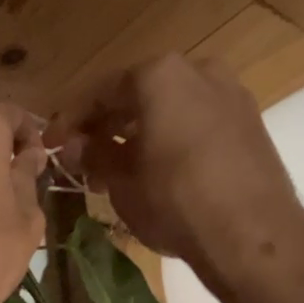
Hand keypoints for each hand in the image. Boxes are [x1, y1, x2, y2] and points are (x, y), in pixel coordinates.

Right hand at [49, 55, 303, 302]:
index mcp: (158, 76)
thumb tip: (73, 146)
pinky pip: (196, 123)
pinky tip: (158, 171)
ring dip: (140, 133)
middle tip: (83, 158)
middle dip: (107, 126)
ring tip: (119, 170)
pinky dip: (171, 139)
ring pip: (170, 108)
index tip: (50, 144)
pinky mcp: (250, 122)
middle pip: (138, 94)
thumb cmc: (175, 202)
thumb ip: (93, 156)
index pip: (100, 92)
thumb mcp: (121, 183)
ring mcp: (229, 93)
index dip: (70, 121)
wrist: (252, 233)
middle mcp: (197, 69)